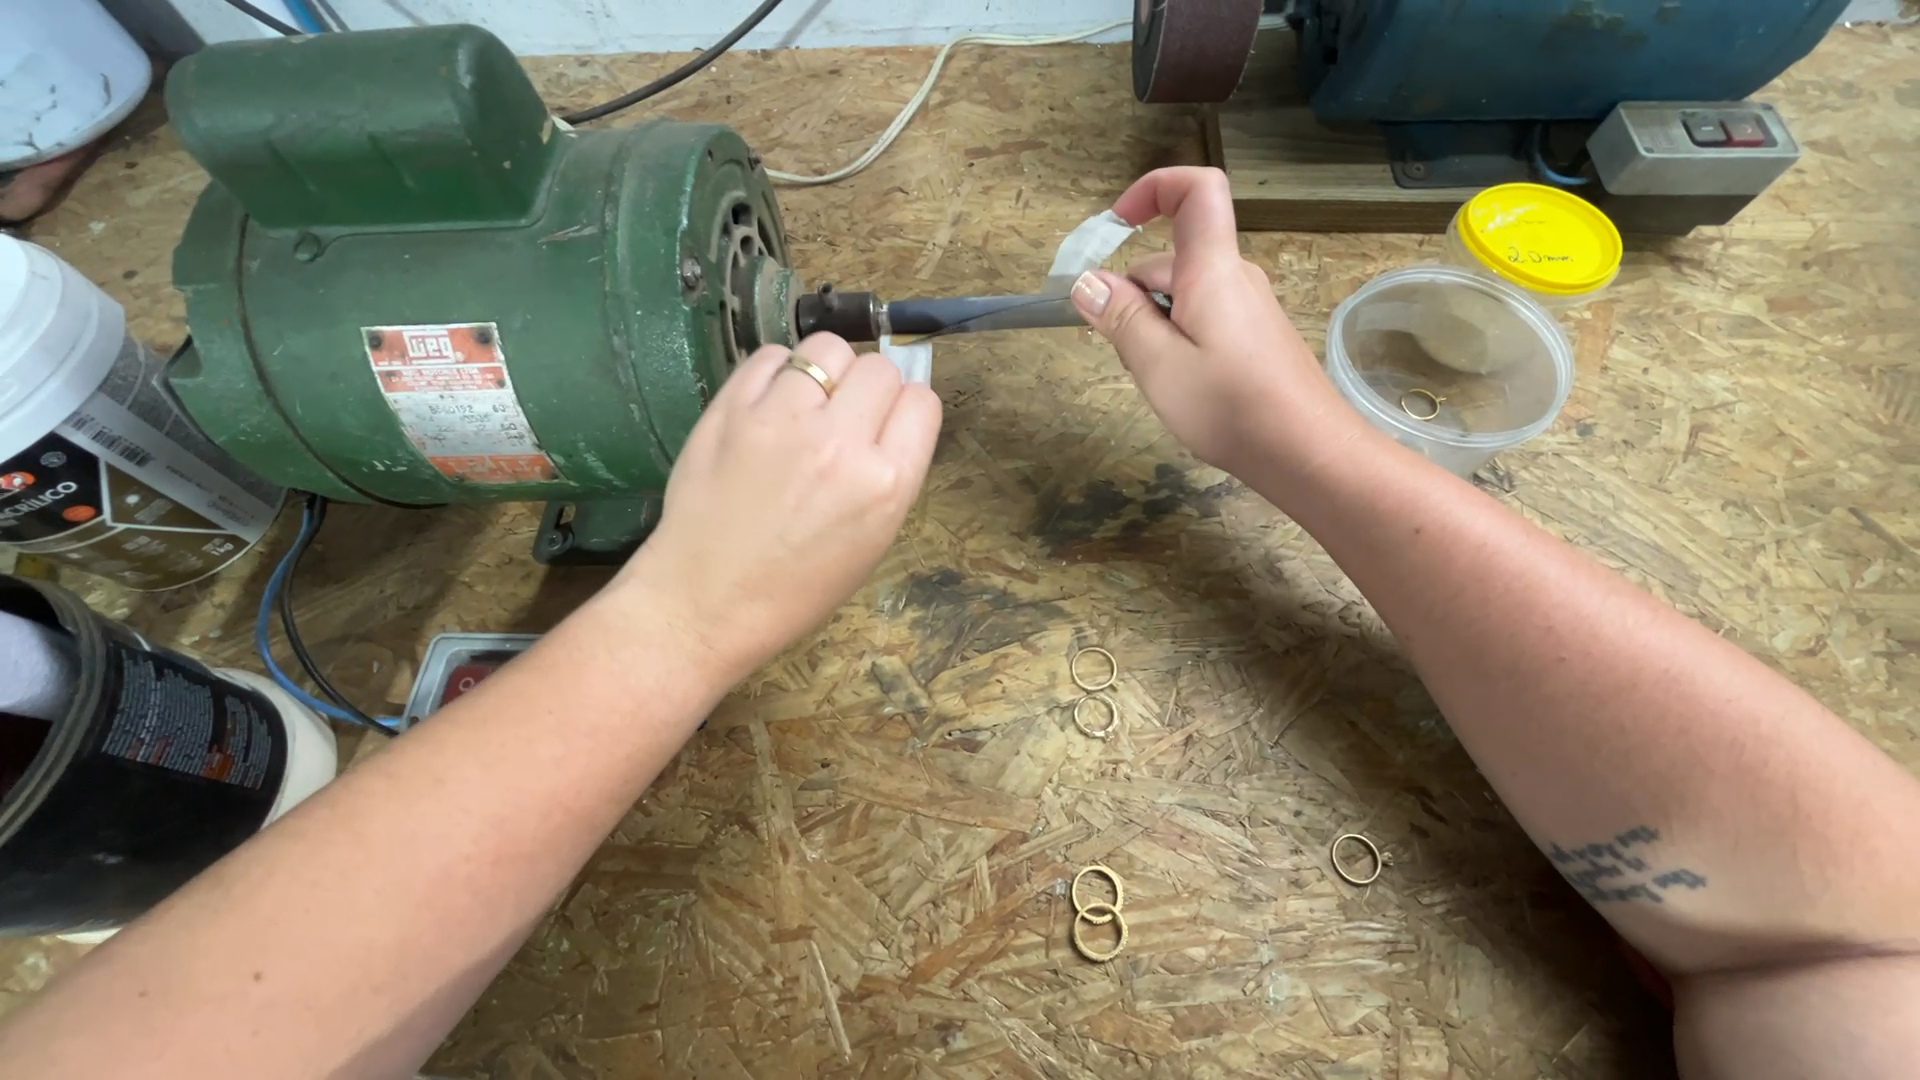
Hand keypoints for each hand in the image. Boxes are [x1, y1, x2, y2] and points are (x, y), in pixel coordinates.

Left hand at [614, 334, 941, 683]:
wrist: (706, 603)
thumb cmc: (798, 587)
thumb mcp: (872, 540)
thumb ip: (890, 472)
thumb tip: (890, 416)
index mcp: (887, 483)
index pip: (922, 402)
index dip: (906, 411)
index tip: (887, 426)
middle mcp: (841, 442)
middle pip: (880, 369)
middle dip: (869, 391)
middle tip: (844, 420)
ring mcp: (782, 419)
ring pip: (828, 349)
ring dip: (826, 372)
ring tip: (807, 407)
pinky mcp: (731, 409)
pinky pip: (773, 356)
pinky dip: (778, 373)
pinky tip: (769, 406)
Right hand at [1069, 167, 1357, 471]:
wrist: (1306, 452)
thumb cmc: (1230, 406)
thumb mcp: (1159, 365)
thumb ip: (1121, 319)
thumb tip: (1085, 282)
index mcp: (1212, 269)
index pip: (1196, 191)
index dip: (1154, 188)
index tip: (1115, 224)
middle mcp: (1233, 278)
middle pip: (1172, 259)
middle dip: (1133, 293)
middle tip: (1124, 353)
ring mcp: (1247, 308)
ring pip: (1183, 295)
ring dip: (1153, 324)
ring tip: (1156, 379)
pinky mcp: (1253, 338)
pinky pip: (1203, 320)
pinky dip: (1177, 340)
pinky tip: (1182, 387)